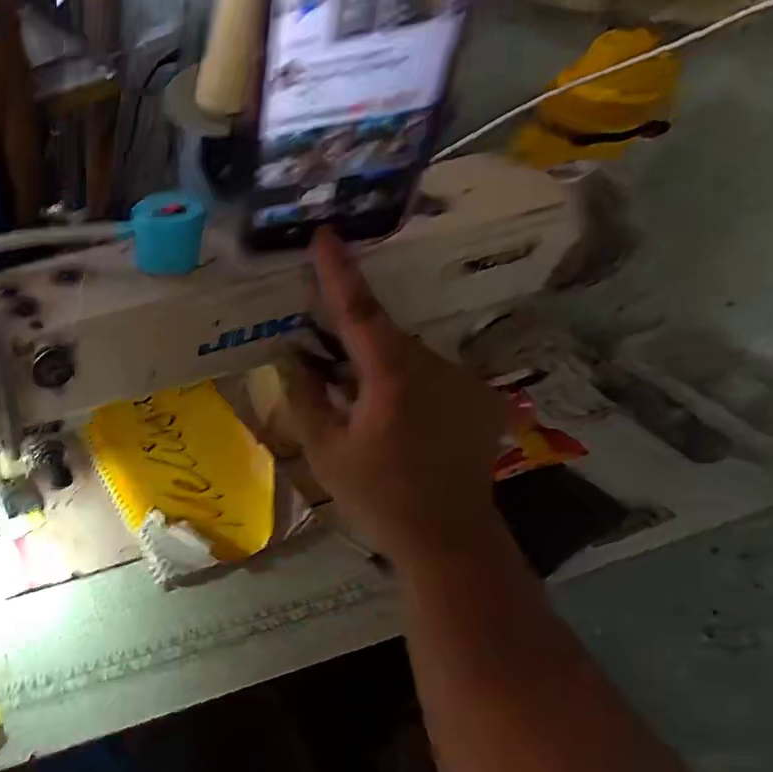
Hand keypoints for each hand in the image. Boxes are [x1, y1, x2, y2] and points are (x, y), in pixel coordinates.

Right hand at [279, 229, 509, 551]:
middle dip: (353, 349)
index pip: (358, 311)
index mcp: (392, 375)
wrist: (449, 537)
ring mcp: (465, 381)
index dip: (337, 272)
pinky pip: (434, 378)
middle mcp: (434, 365)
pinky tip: (405, 430)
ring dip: (382, 373)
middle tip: (327, 377)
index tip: (325, 234)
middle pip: (384, 338)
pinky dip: (411, 390)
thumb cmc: (379, 496)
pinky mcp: (482, 399)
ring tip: (367, 418)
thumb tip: (290, 359)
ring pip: (410, 359)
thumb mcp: (325, 452)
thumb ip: (305, 398)